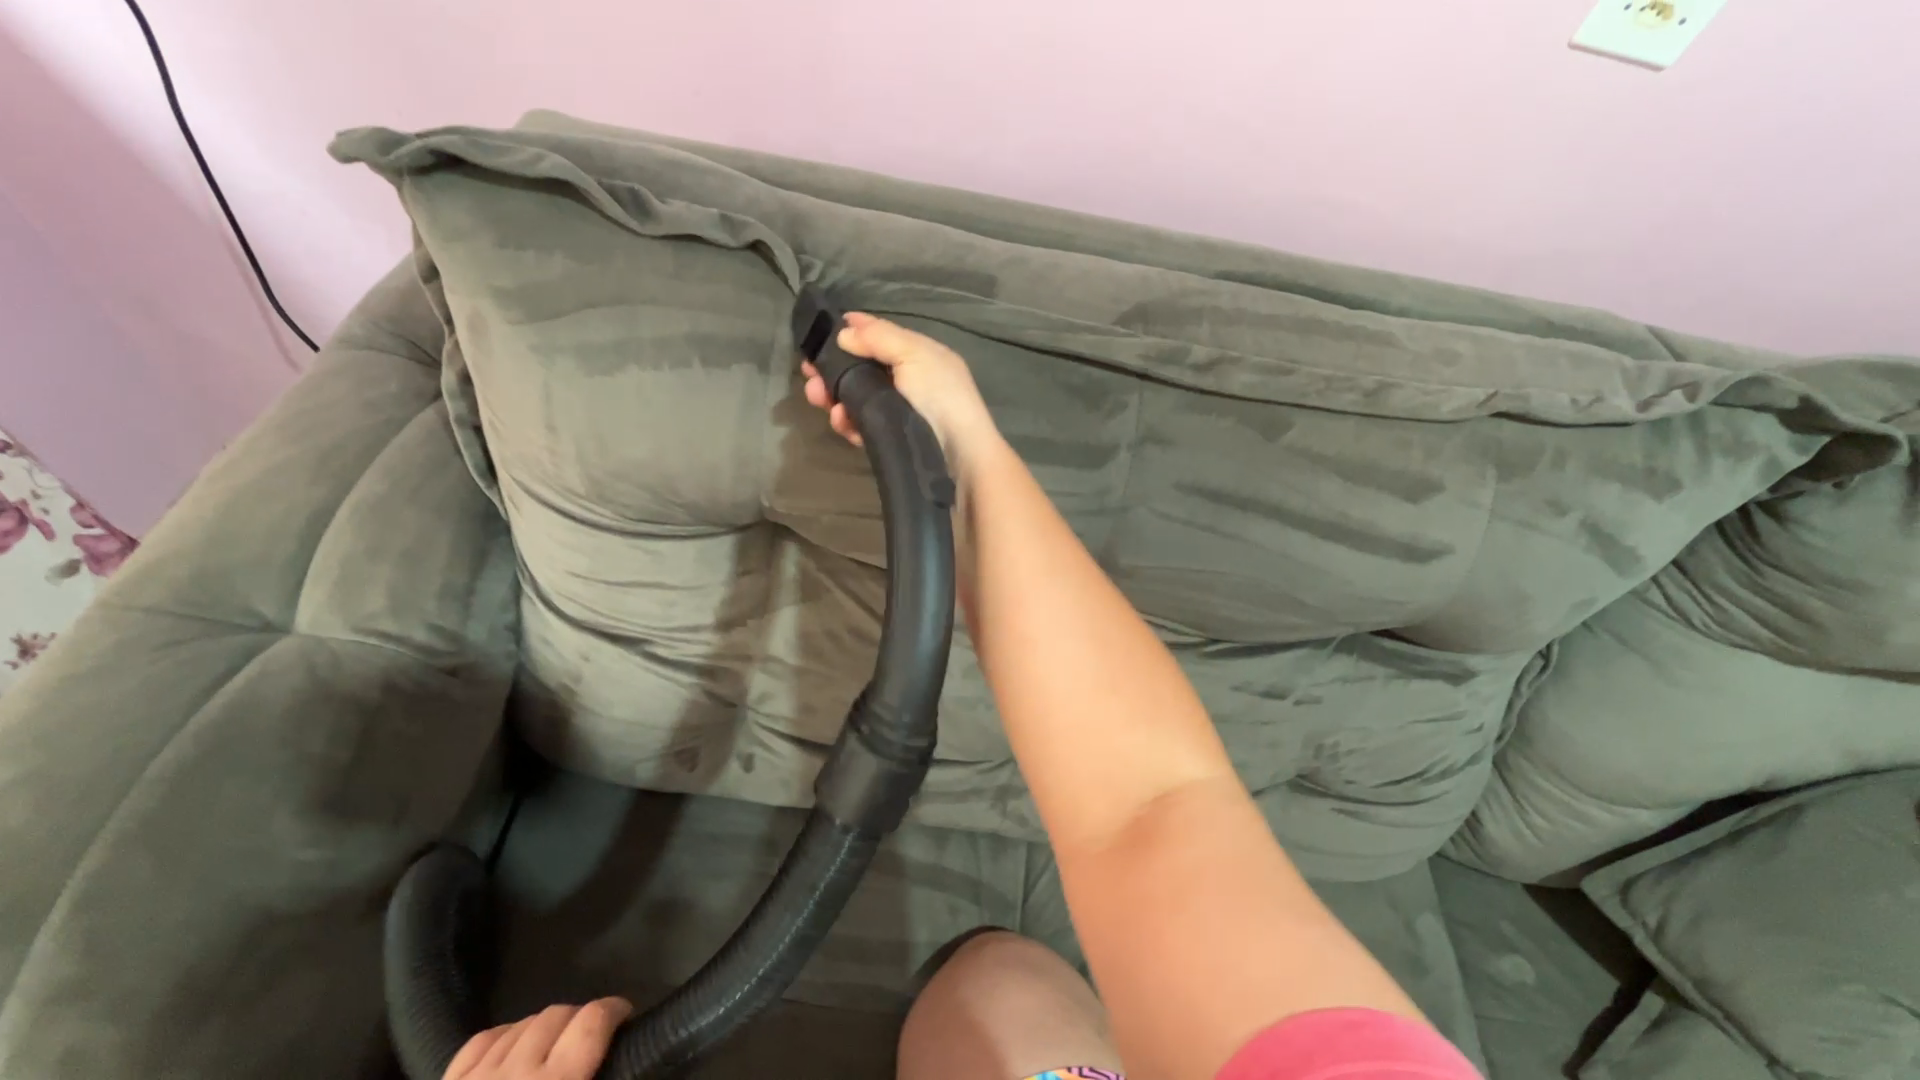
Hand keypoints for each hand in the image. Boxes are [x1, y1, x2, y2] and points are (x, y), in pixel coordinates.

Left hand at [443, 998, 631, 1079]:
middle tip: (592, 1036)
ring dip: (543, 1027)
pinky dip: (504, 1036)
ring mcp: (476, 1077)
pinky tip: (512, 1045)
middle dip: (580, 1017)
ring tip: (553, 1045)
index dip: (613, 1009)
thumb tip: (604, 1058)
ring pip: (521, 1024)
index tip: (625, 1013)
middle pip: (557, 1016)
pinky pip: (481, 1041)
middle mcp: (517, 1072)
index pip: (591, 1025)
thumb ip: (590, 1074)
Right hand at [801, 313, 999, 461]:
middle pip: (861, 369)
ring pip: (855, 398)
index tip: (821, 333)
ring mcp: (896, 412)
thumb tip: (844, 332)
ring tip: (818, 397)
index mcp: (919, 356)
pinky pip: (859, 425)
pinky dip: (846, 422)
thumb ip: (879, 338)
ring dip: (832, 395)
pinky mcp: (887, 439)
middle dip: (832, 368)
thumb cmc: (940, 396)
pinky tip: (840, 420)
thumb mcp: (915, 354)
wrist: (958, 456)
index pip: (880, 337)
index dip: (852, 332)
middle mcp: (907, 381)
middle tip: (809, 372)